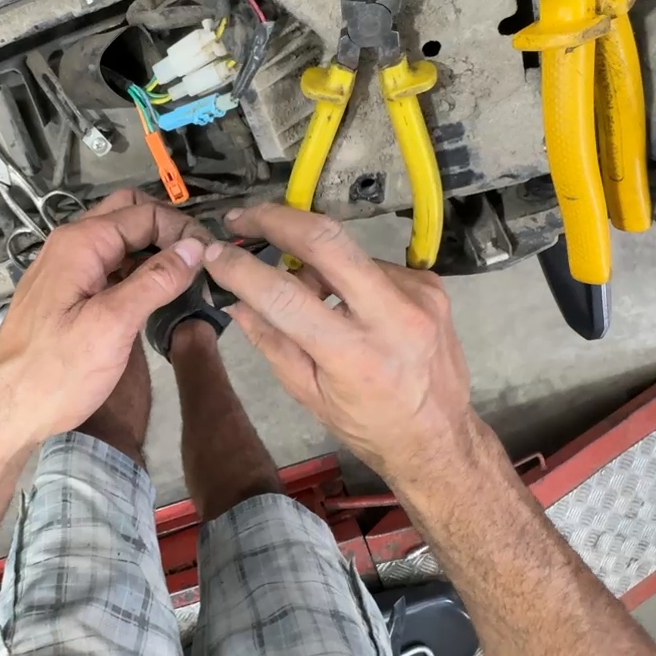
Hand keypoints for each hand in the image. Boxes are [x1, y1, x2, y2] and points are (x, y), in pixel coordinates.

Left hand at [0, 190, 207, 449]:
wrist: (6, 411)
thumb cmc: (56, 371)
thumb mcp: (113, 324)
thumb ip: (155, 281)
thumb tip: (193, 247)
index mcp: (80, 243)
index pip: (144, 213)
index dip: (181, 230)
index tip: (210, 258)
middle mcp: (70, 247)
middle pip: (128, 217)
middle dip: (167, 231)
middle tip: (198, 264)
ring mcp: (66, 271)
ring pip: (119, 244)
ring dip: (153, 254)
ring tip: (186, 282)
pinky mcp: (67, 296)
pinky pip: (108, 270)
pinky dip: (135, 275)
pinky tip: (156, 298)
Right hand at [202, 204, 476, 484]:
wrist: (441, 436)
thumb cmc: (367, 424)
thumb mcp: (307, 393)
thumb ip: (270, 340)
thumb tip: (234, 297)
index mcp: (354, 355)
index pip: (285, 295)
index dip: (242, 268)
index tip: (214, 254)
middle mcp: (392, 315)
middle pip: (327, 239)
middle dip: (275, 219)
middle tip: (241, 218)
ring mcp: (417, 293)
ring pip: (346, 251)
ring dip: (310, 260)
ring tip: (299, 288)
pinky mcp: (430, 283)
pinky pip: (370, 264)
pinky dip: (344, 275)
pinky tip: (344, 302)